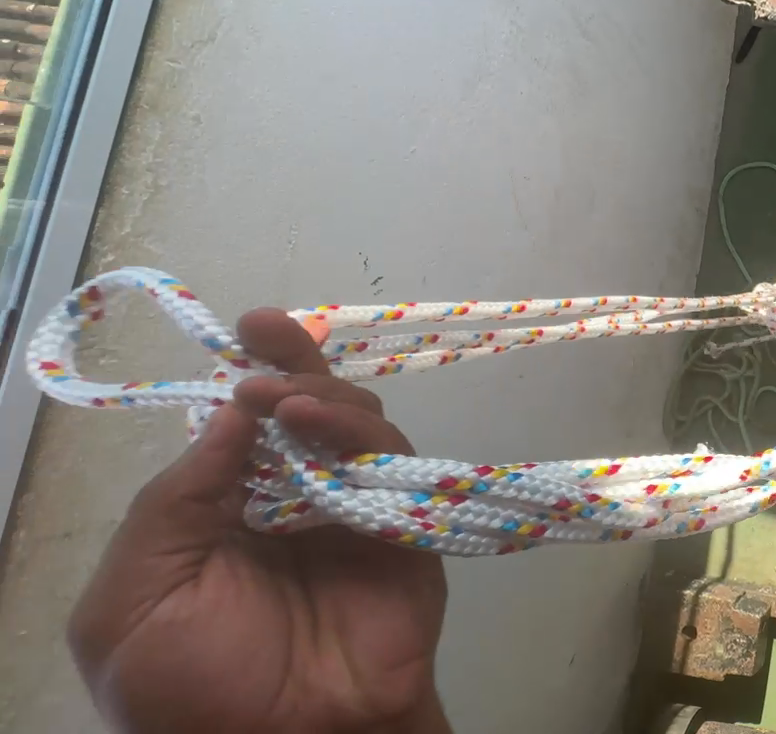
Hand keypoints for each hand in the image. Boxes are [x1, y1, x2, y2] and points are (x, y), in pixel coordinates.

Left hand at [68, 309, 449, 732]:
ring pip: (357, 423)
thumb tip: (229, 415)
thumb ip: (172, 505)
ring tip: (286, 401)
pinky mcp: (411, 512)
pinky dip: (364, 434)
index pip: (247, 425)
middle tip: (270, 340)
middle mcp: (299, 492)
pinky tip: (326, 425)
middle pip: (311, 408)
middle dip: (293, 367)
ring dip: (324, 398)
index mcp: (230, 508)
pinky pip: (396, 459)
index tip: (256, 324)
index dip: (256, 370)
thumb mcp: (133, 603)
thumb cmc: (194, 683)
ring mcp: (361, 500)